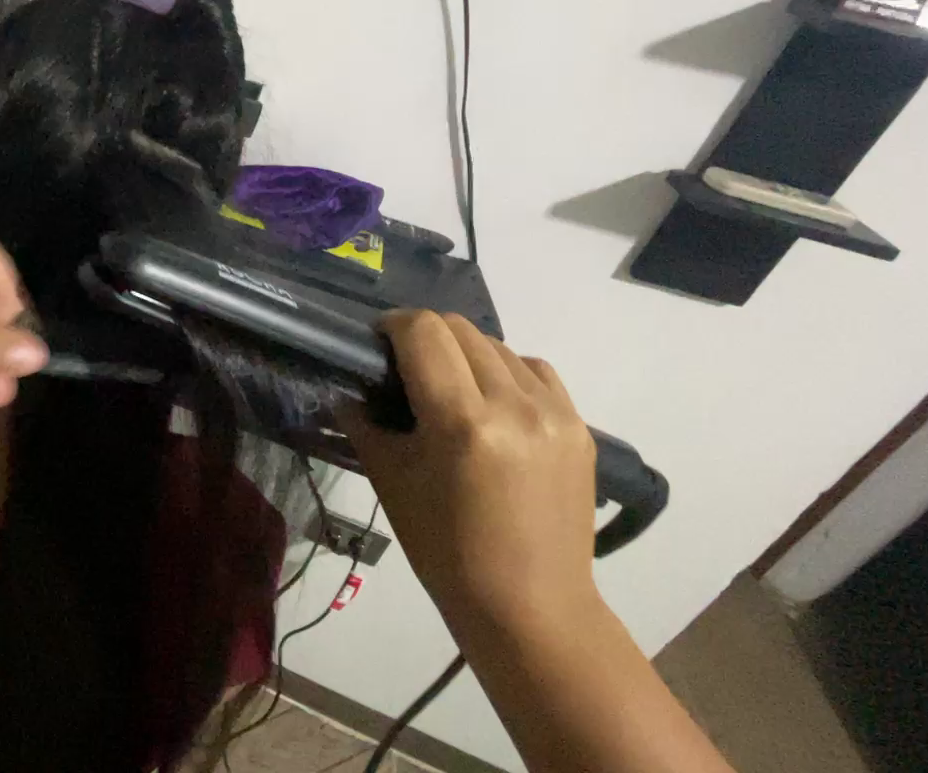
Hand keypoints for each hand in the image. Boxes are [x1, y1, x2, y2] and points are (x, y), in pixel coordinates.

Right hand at [340, 311, 600, 628]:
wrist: (529, 603)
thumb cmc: (444, 547)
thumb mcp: (389, 479)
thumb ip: (364, 422)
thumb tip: (348, 390)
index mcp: (461, 419)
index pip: (424, 331)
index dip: (392, 325)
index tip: (375, 343)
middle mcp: (514, 404)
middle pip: (461, 329)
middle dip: (425, 335)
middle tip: (403, 366)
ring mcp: (555, 414)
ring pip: (499, 346)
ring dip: (464, 352)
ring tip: (449, 387)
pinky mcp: (579, 428)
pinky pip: (535, 372)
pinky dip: (504, 371)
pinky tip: (490, 402)